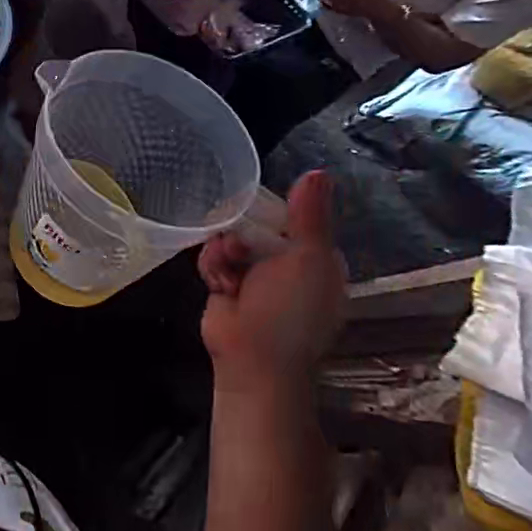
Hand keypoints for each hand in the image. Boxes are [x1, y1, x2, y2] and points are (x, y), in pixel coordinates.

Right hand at [200, 172, 345, 394]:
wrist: (251, 360)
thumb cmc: (288, 310)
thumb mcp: (308, 258)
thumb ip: (310, 215)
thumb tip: (319, 171)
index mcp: (316, 258)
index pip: (293, 216)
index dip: (275, 211)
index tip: (259, 211)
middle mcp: (287, 264)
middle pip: (256, 224)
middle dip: (242, 231)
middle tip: (239, 246)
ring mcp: (255, 275)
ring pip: (230, 236)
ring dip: (224, 250)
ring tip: (227, 271)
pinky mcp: (226, 283)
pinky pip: (213, 255)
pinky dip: (212, 265)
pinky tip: (217, 281)